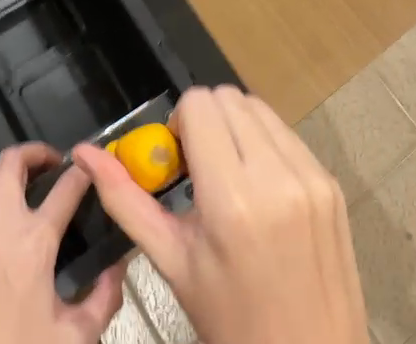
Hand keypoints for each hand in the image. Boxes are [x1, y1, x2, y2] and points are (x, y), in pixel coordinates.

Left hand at [0, 143, 124, 343]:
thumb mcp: (74, 336)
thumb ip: (103, 298)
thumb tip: (119, 269)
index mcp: (34, 241)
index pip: (65, 188)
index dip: (84, 172)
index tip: (95, 168)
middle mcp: (0, 224)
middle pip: (12, 161)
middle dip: (37, 152)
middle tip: (55, 164)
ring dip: (8, 168)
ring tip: (27, 179)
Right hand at [73, 86, 368, 343]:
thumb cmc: (231, 317)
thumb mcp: (172, 262)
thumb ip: (125, 199)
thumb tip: (84, 152)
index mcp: (232, 198)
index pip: (200, 105)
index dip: (178, 123)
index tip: (176, 160)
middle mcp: (277, 175)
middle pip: (229, 98)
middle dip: (204, 121)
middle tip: (197, 168)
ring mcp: (311, 176)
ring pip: (259, 109)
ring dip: (234, 128)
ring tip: (227, 176)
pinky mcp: (331, 182)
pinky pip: (287, 134)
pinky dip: (263, 144)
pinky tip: (256, 187)